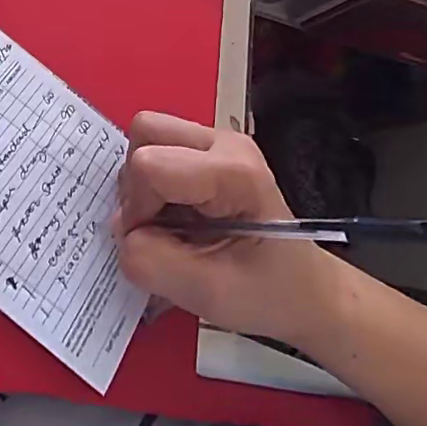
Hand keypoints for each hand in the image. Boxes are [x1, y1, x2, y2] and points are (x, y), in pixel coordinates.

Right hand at [112, 112, 344, 349]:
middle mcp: (224, 143)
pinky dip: (153, 185)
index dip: (136, 207)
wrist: (307, 290)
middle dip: (136, 184)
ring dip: (144, 185)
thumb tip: (120, 232)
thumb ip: (152, 262)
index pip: (149, 163)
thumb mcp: (208, 294)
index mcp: (234, 172)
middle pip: (146, 131)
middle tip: (156, 228)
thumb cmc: (270, 292)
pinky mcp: (208, 152)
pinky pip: (160, 151)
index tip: (151, 243)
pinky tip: (176, 218)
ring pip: (148, 138)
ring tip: (172, 226)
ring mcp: (217, 142)